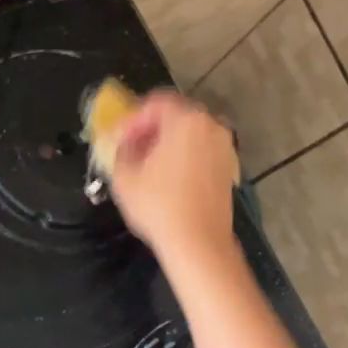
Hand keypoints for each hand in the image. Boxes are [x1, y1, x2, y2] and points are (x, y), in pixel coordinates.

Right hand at [106, 91, 238, 263]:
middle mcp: (210, 126)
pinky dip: (184, 159)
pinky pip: (201, 153)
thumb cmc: (159, 206)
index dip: (132, 119)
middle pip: (175, 118)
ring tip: (148, 167)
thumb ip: (120, 149)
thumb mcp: (125, 176)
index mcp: (186, 119)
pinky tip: (168, 180)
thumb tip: (123, 144)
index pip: (154, 104)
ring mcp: (224, 148)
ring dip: (168, 145)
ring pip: (189, 136)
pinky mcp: (229, 169)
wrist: (199, 243)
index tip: (118, 136)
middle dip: (151, 130)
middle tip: (131, 148)